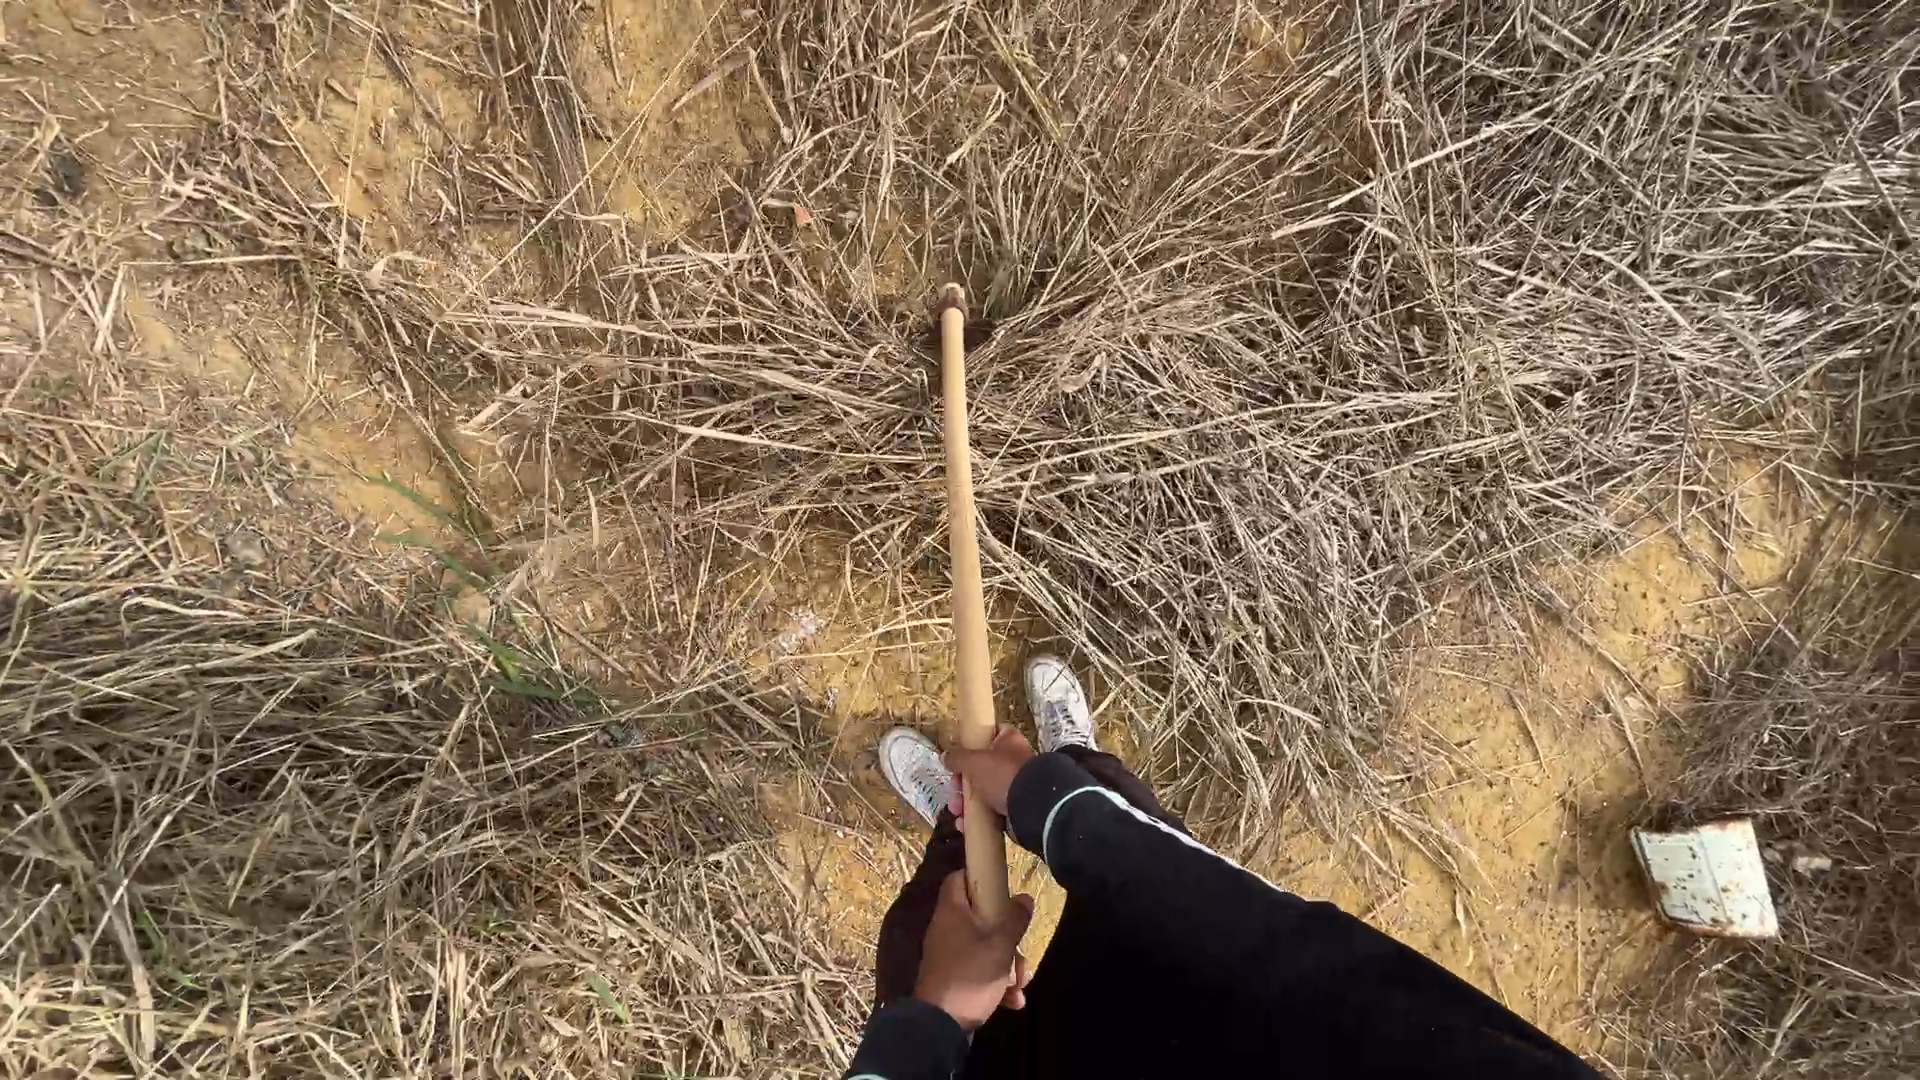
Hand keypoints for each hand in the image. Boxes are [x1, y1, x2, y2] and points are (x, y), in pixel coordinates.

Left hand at [914, 870, 1035, 1029]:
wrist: (938, 1027)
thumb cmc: (969, 976)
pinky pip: (978, 970)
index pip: (959, 878)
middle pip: (980, 917)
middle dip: (1007, 936)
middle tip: (1021, 951)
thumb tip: (1024, 897)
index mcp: (952, 911)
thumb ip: (1014, 920)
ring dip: (1007, 964)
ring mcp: (948, 955)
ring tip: (1021, 984)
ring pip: (984, 947)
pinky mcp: (952, 979)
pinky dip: (995, 982)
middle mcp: (947, 929)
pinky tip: (1012, 1001)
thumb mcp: (1000, 946)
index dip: (978, 876)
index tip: (1000, 886)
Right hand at [943, 726, 1035, 818]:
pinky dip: (977, 817)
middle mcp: (1012, 760)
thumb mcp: (975, 761)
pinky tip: (964, 824)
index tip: (958, 754)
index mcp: (1008, 740)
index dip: (972, 741)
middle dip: (962, 782)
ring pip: (983, 791)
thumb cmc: (1003, 774)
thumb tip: (945, 756)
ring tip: (957, 811)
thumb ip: (958, 757)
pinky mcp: (1014, 807)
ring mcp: (1014, 785)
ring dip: (966, 802)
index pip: (989, 732)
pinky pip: (991, 810)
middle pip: (981, 767)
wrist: (1032, 807)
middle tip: (954, 790)